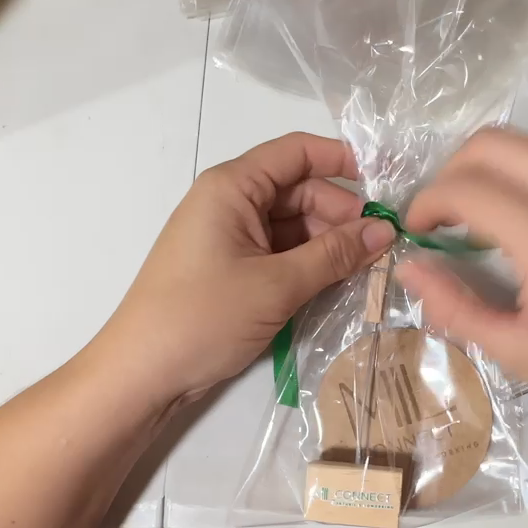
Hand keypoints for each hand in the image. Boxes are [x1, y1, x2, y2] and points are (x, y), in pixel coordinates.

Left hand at [92, 133, 394, 406]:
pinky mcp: (229, 268)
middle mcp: (228, 202)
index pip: (295, 153)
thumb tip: (386, 230)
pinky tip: (334, 282)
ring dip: (326, 242)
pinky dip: (306, 263)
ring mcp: (228, 237)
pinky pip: (277, 252)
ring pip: (290, 225)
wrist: (142, 374)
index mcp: (232, 187)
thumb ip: (334, 255)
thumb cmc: (204, 317)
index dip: (341, 160)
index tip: (385, 185)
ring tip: (364, 268)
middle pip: (297, 190)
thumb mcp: (277, 285)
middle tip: (379, 245)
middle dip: (339, 212)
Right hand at [396, 128, 527, 418]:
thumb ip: (454, 306)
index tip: (416, 232)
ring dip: (485, 171)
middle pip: (490, 143)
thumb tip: (409, 268)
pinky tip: (520, 226)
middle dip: (450, 172)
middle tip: (441, 218)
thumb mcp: (518, 349)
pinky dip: (519, 177)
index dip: (426, 203)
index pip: (465, 188)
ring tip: (476, 222)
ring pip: (522, 144)